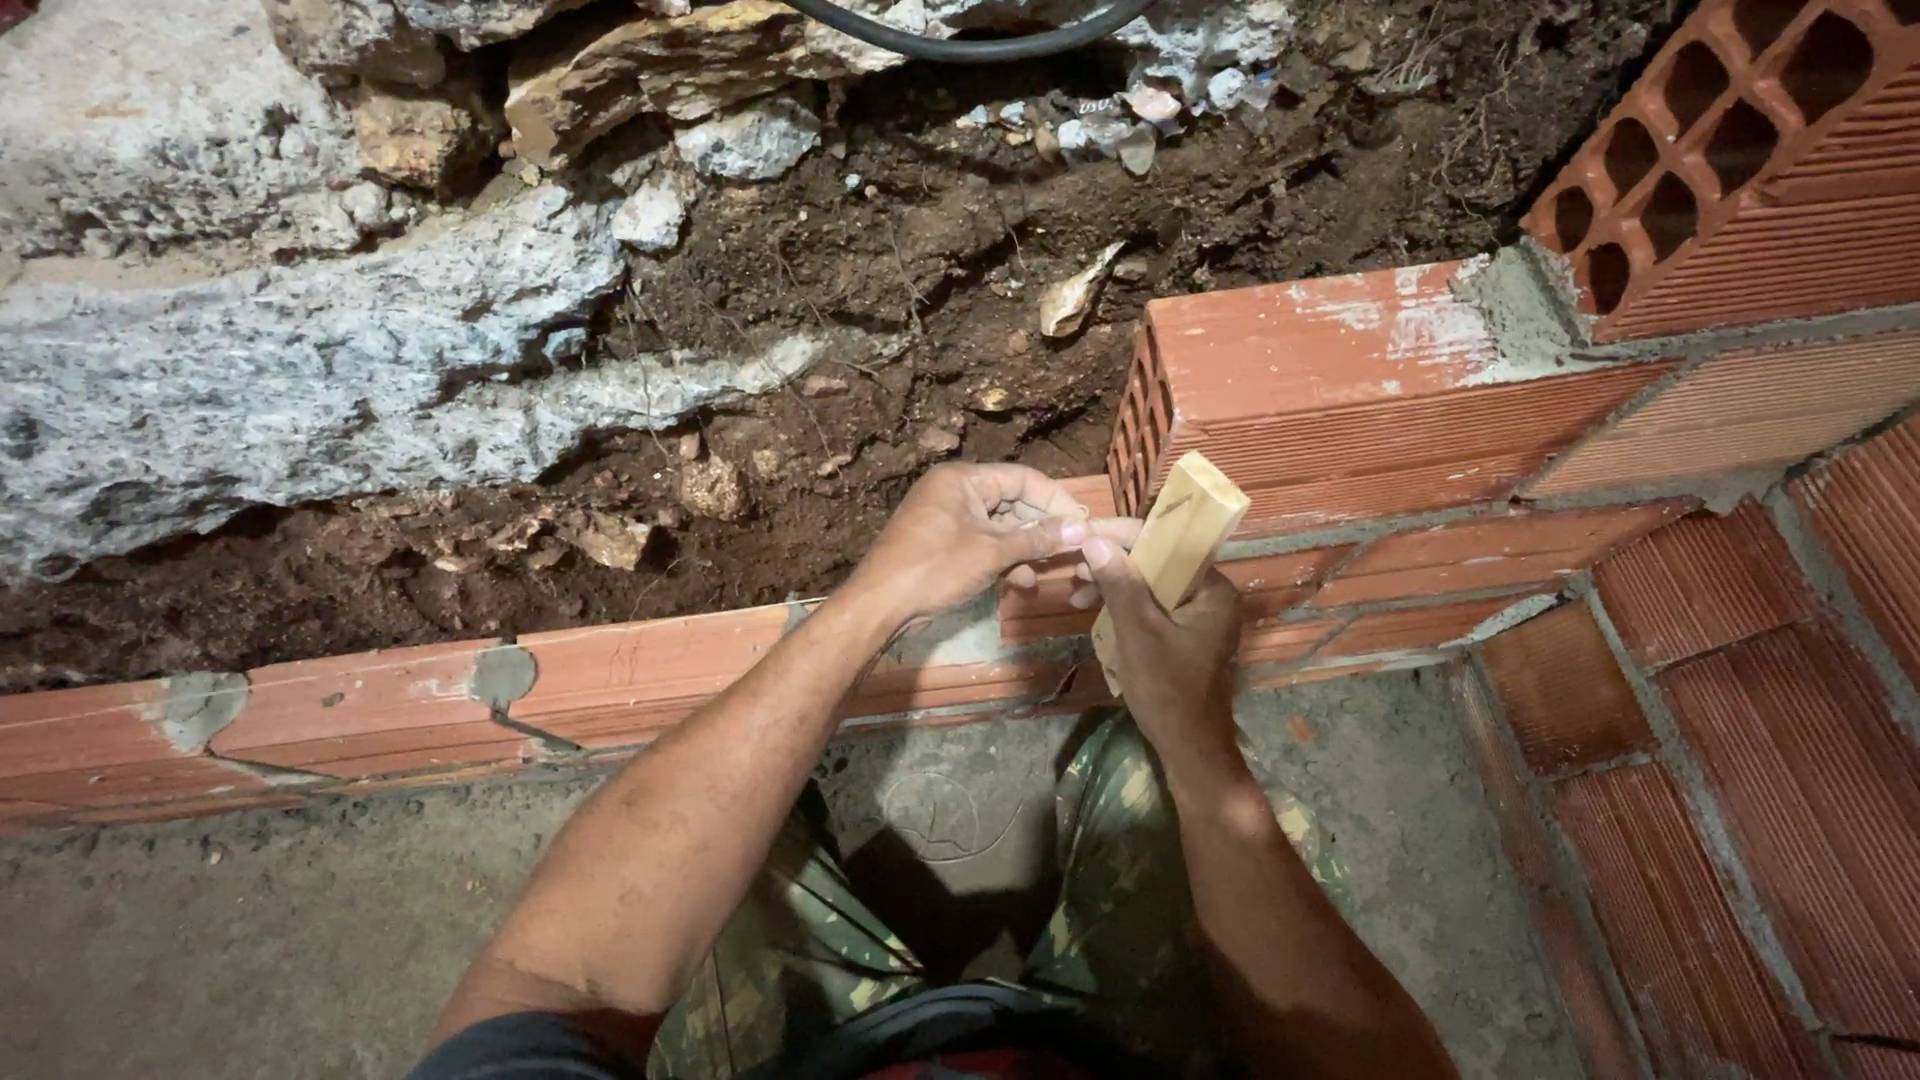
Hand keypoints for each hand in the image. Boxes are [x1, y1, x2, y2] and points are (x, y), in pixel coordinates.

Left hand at [843, 463, 1131, 626]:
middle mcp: (954, 491)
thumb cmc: (935, 568)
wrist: (880, 604)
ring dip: (1023, 549)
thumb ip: (1037, 540)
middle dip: (1040, 529)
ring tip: (1047, 571)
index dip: (1055, 500)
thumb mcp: (991, 552)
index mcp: (963, 479)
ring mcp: (947, 518)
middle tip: (1071, 549)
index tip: (1082, 523)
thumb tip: (1081, 529)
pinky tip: (1021, 583)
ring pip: (999, 527)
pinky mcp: (943, 543)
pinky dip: (1002, 560)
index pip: (1022, 479)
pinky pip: (982, 543)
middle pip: (1011, 502)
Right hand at [1075, 536, 1244, 774]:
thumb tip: (1094, 540)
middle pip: (1156, 562)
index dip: (1122, 536)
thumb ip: (1119, 583)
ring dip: (1113, 587)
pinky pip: (1151, 607)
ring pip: (1150, 585)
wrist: (1189, 748)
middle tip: (1075, 572)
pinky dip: (1124, 607)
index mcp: (1211, 588)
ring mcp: (1198, 617)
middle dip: (1113, 564)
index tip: (1084, 535)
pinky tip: (1096, 612)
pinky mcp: (1184, 635)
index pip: (1165, 543)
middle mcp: (1210, 596)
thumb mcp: (1138, 632)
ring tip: (1077, 597)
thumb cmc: (1167, 689)